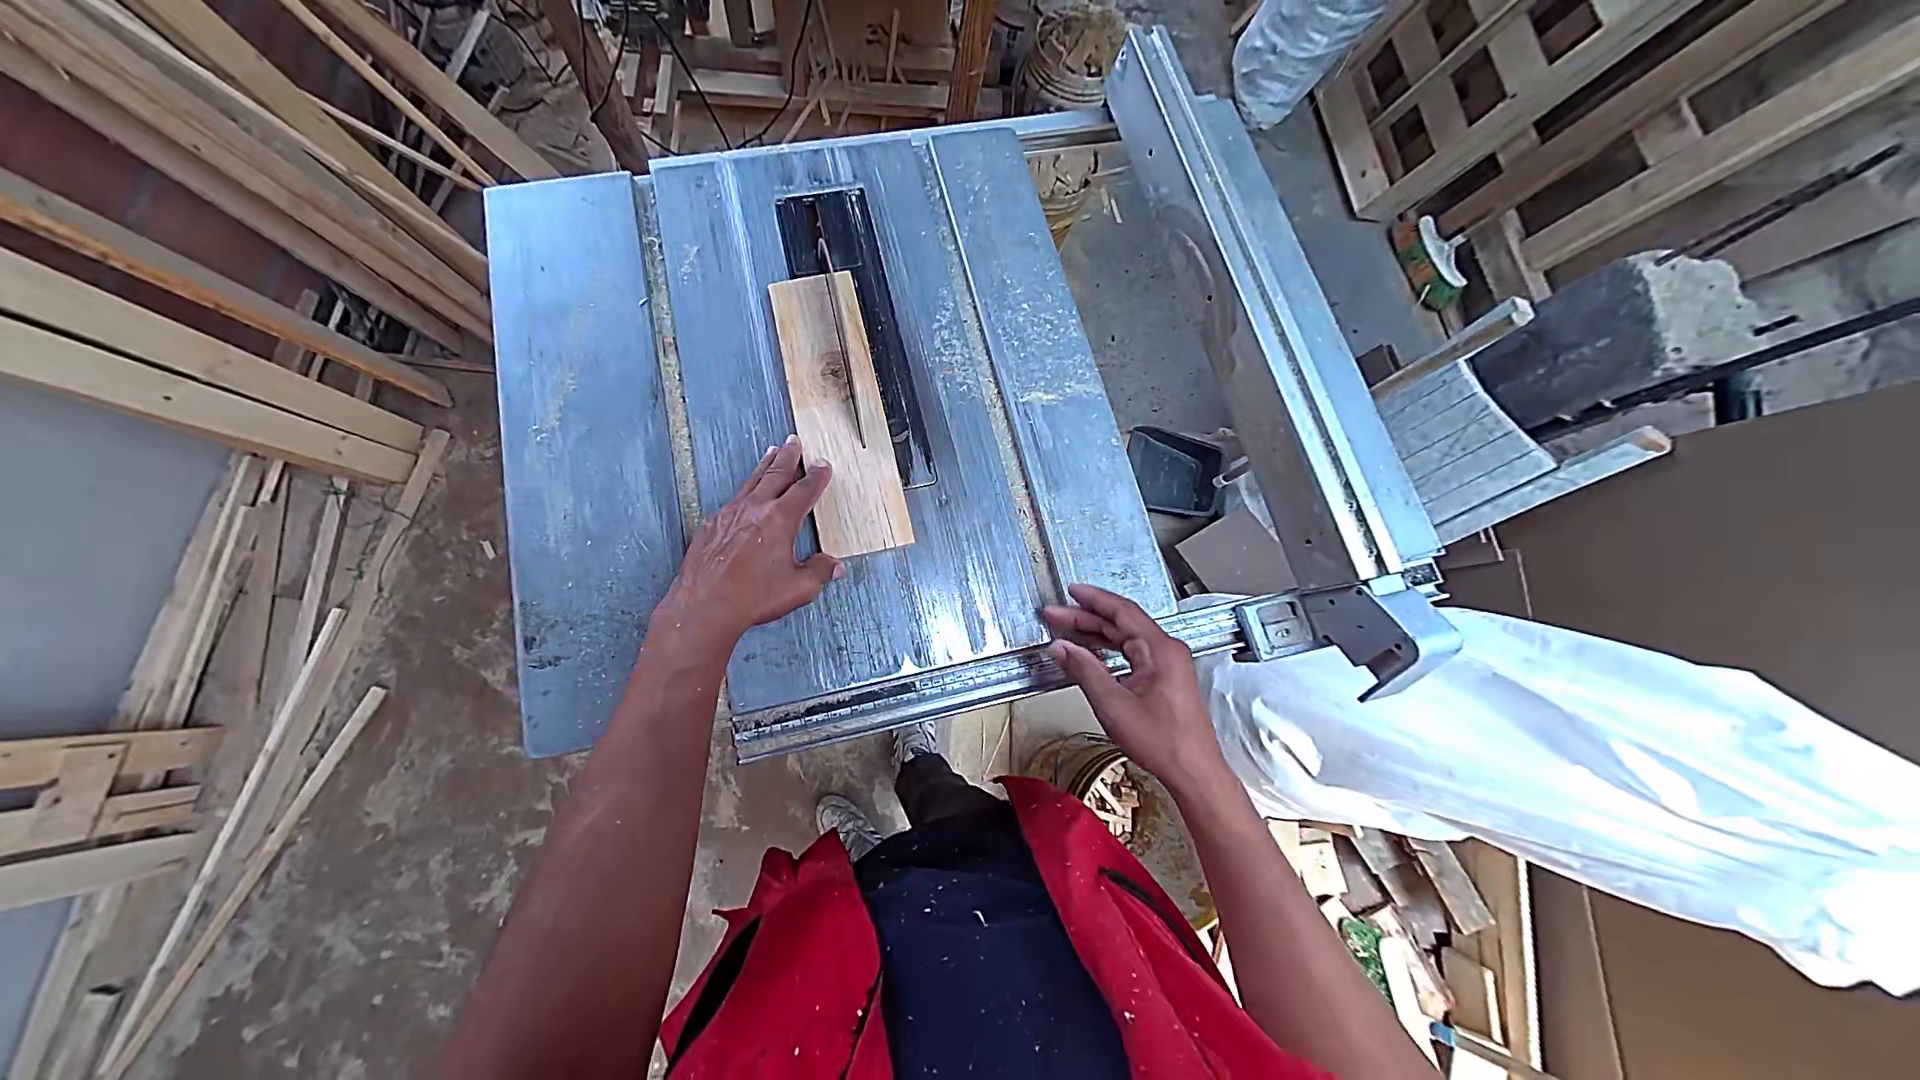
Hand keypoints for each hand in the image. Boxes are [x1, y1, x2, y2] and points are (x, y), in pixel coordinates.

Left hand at [648, 437, 842, 661]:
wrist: (705, 606)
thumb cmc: (750, 597)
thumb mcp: (799, 587)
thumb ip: (819, 572)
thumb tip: (832, 566)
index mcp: (780, 520)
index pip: (804, 489)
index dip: (816, 476)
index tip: (822, 466)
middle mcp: (755, 510)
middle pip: (776, 474)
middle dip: (789, 457)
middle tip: (794, 443)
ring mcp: (730, 515)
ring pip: (752, 482)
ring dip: (764, 467)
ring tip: (771, 454)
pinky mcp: (711, 527)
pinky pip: (732, 502)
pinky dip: (744, 492)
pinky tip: (744, 498)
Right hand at [1041, 584, 1231, 795]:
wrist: (1193, 771)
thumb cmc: (1166, 743)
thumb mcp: (1113, 704)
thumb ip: (1084, 670)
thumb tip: (1063, 649)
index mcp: (1161, 650)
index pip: (1122, 611)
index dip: (1093, 599)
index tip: (1072, 591)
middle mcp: (1167, 651)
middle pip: (1121, 622)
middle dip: (1086, 617)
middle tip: (1057, 614)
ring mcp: (1168, 664)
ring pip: (1126, 637)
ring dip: (1096, 633)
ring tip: (1067, 629)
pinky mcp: (1164, 677)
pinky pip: (1132, 652)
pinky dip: (1108, 649)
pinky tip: (1089, 652)